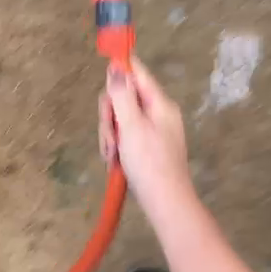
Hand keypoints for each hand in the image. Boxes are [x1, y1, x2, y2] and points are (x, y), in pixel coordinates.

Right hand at [99, 58, 193, 211]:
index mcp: (159, 104)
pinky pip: (125, 134)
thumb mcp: (131, 126)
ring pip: (120, 117)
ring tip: (110, 155)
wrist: (166, 204)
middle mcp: (158, 113)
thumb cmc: (149, 163)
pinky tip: (114, 160)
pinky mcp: (147, 145)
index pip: (137, 73)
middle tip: (109, 138)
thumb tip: (116, 67)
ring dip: (110, 134)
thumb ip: (122, 95)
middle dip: (109, 116)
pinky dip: (116, 145)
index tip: (105, 86)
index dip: (119, 72)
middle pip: (124, 97)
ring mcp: (153, 130)